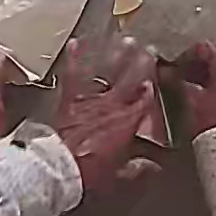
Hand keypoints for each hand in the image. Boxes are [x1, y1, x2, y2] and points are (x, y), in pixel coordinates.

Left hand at [53, 37, 156, 192]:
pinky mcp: (71, 99)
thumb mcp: (120, 175)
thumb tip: (155, 167)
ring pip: (107, 73)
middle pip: (130, 80)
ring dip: (115, 56)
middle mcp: (111, 106)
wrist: (60, 167)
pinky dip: (75, 59)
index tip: (155, 76)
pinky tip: (76, 42)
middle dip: (140, 64)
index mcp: (127, 123)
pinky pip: (74, 76)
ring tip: (124, 39)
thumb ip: (139, 168)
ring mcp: (90, 100)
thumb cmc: (91, 173)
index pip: (144, 101)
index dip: (150, 88)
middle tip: (147, 48)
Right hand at [162, 41, 215, 136]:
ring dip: (204, 74)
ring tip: (186, 84)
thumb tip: (162, 69)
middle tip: (177, 74)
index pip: (206, 48)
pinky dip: (214, 83)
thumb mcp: (189, 99)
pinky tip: (201, 93)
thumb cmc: (209, 120)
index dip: (186, 55)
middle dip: (195, 64)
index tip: (172, 66)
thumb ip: (175, 80)